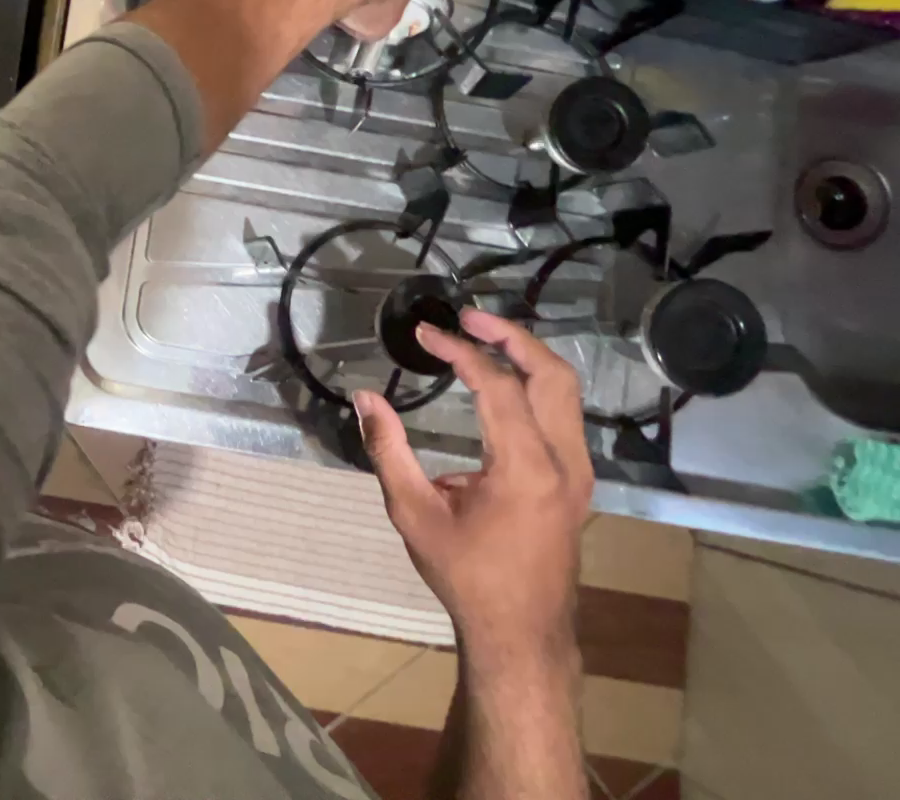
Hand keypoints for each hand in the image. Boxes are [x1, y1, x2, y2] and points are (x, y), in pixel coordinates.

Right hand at [352, 309, 591, 669]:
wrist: (521, 628)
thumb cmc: (463, 571)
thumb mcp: (412, 511)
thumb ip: (387, 449)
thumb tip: (364, 398)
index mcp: (525, 467)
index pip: (498, 387)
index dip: (459, 352)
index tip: (423, 333)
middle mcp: (565, 462)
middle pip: (553, 376)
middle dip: (511, 337)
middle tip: (465, 318)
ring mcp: (580, 471)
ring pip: (566, 392)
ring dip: (527, 357)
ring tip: (482, 337)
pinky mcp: (576, 480)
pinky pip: (562, 413)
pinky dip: (534, 383)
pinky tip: (501, 381)